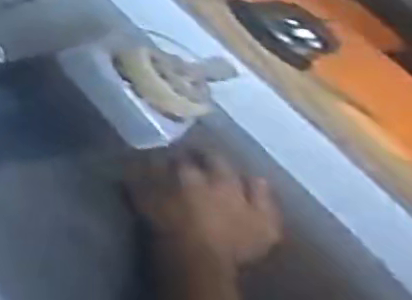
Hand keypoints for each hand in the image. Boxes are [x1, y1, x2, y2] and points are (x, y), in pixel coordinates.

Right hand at [127, 151, 281, 271]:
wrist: (198, 259)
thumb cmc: (165, 223)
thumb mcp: (140, 192)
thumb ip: (141, 171)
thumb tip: (140, 155)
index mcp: (189, 172)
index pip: (184, 154)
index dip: (178, 152)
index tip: (171, 151)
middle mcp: (220, 182)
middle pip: (217, 160)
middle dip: (209, 156)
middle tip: (200, 157)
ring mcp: (247, 204)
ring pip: (251, 182)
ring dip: (242, 176)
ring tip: (233, 175)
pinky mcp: (267, 227)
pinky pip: (271, 209)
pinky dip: (264, 200)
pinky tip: (258, 193)